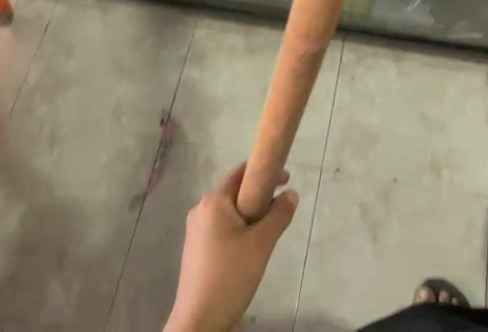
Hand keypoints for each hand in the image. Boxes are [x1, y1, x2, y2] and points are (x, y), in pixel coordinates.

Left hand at [165, 164, 298, 331]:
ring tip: (267, 234)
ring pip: (230, 212)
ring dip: (250, 216)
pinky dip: (238, 230)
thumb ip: (279, 215)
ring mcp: (196, 230)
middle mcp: (200, 209)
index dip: (265, 172)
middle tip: (279, 211)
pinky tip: (249, 250)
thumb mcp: (262, 244)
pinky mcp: (196, 249)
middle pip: (235, 192)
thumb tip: (291, 194)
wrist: (200, 321)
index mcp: (213, 201)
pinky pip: (222, 228)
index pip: (241, 172)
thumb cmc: (230, 275)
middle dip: (259, 197)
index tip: (286, 180)